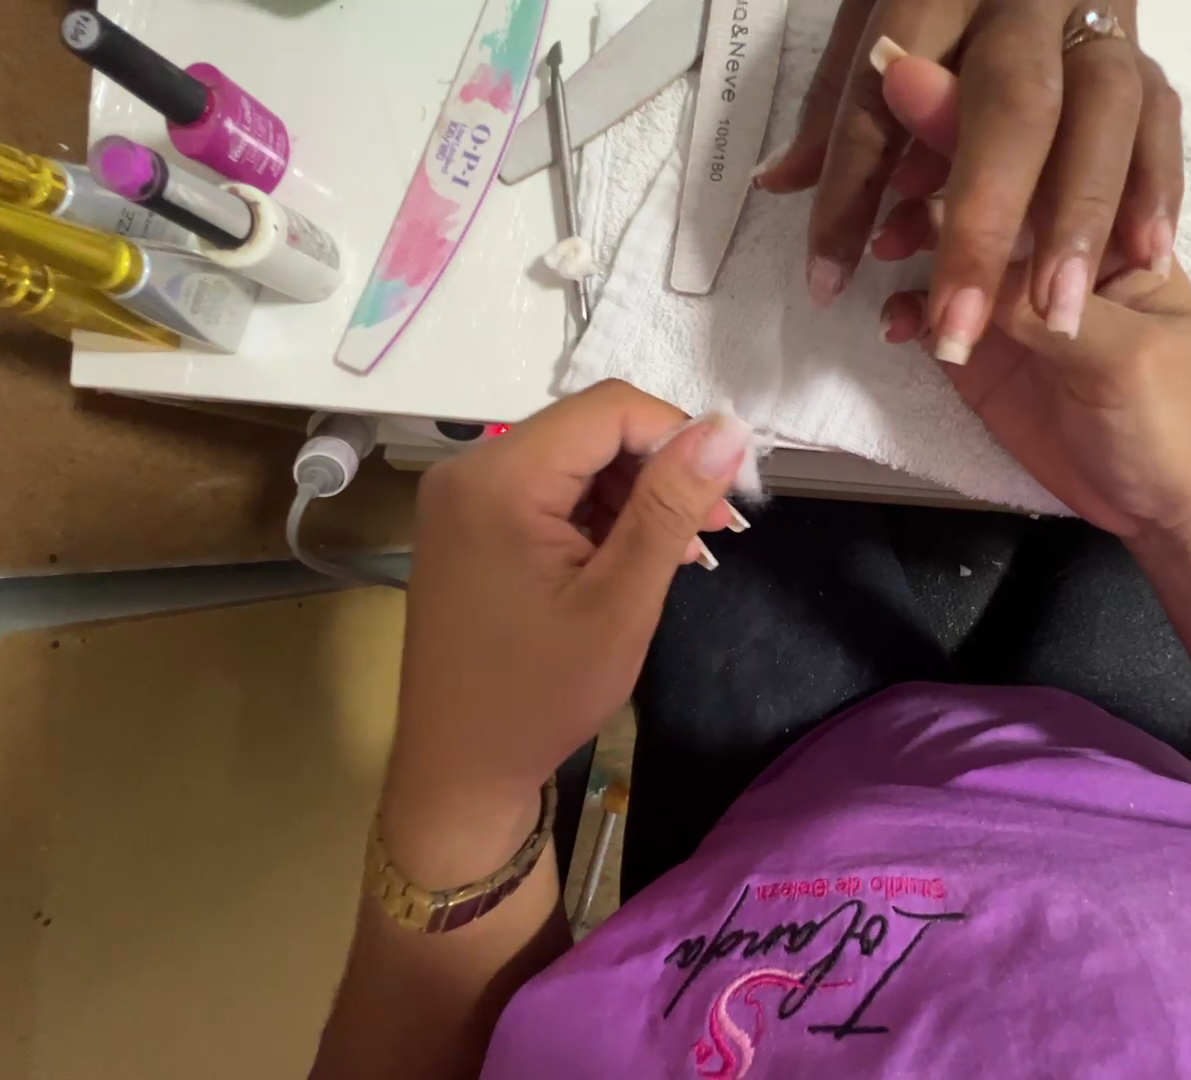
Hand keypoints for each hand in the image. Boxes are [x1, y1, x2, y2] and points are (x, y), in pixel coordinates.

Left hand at [381, 381, 746, 870]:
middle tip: (714, 526)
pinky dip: (604, 515)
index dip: (680, 436)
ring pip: (578, 461)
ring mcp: (468, 498)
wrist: (461, 768)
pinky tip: (640, 555)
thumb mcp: (622, 600)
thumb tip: (728, 430)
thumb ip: (671, 506)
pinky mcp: (475, 524)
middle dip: (661, 469)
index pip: (610, 409)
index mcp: (500, 479)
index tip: (728, 488)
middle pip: (592, 431)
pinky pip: (554, 493)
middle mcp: (473, 470)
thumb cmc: (542, 694)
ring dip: (638, 495)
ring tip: (684, 549)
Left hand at [757, 0, 1181, 358]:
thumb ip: (833, 112)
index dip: (849, 196)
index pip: (879, 105)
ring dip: (1078, 220)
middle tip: (958, 329)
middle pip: (1008, 114)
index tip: (827, 283)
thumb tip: (776, 182)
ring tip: (1059, 313)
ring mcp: (1094, 14)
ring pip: (1103, 111)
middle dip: (979, 231)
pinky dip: (1157, 185)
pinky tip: (1148, 258)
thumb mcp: (866, 30)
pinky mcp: (1137, 46)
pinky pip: (1161, 112)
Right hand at [874, 54, 1190, 543]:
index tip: (912, 83)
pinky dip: (906, 314)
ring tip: (878, 248)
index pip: (1043, 167)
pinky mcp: (981, 355)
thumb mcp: (1123, 358)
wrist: (1160, 508)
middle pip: (985, 196)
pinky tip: (893, 326)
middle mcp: (1054, 254)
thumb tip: (968, 285)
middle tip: (876, 170)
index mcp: (1107, 231)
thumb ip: (1044, 316)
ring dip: (908, 242)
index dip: (980, 129)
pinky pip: (930, 318)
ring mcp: (1012, 305)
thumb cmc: (1173, 423)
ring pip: (948, 251)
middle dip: (929, 176)